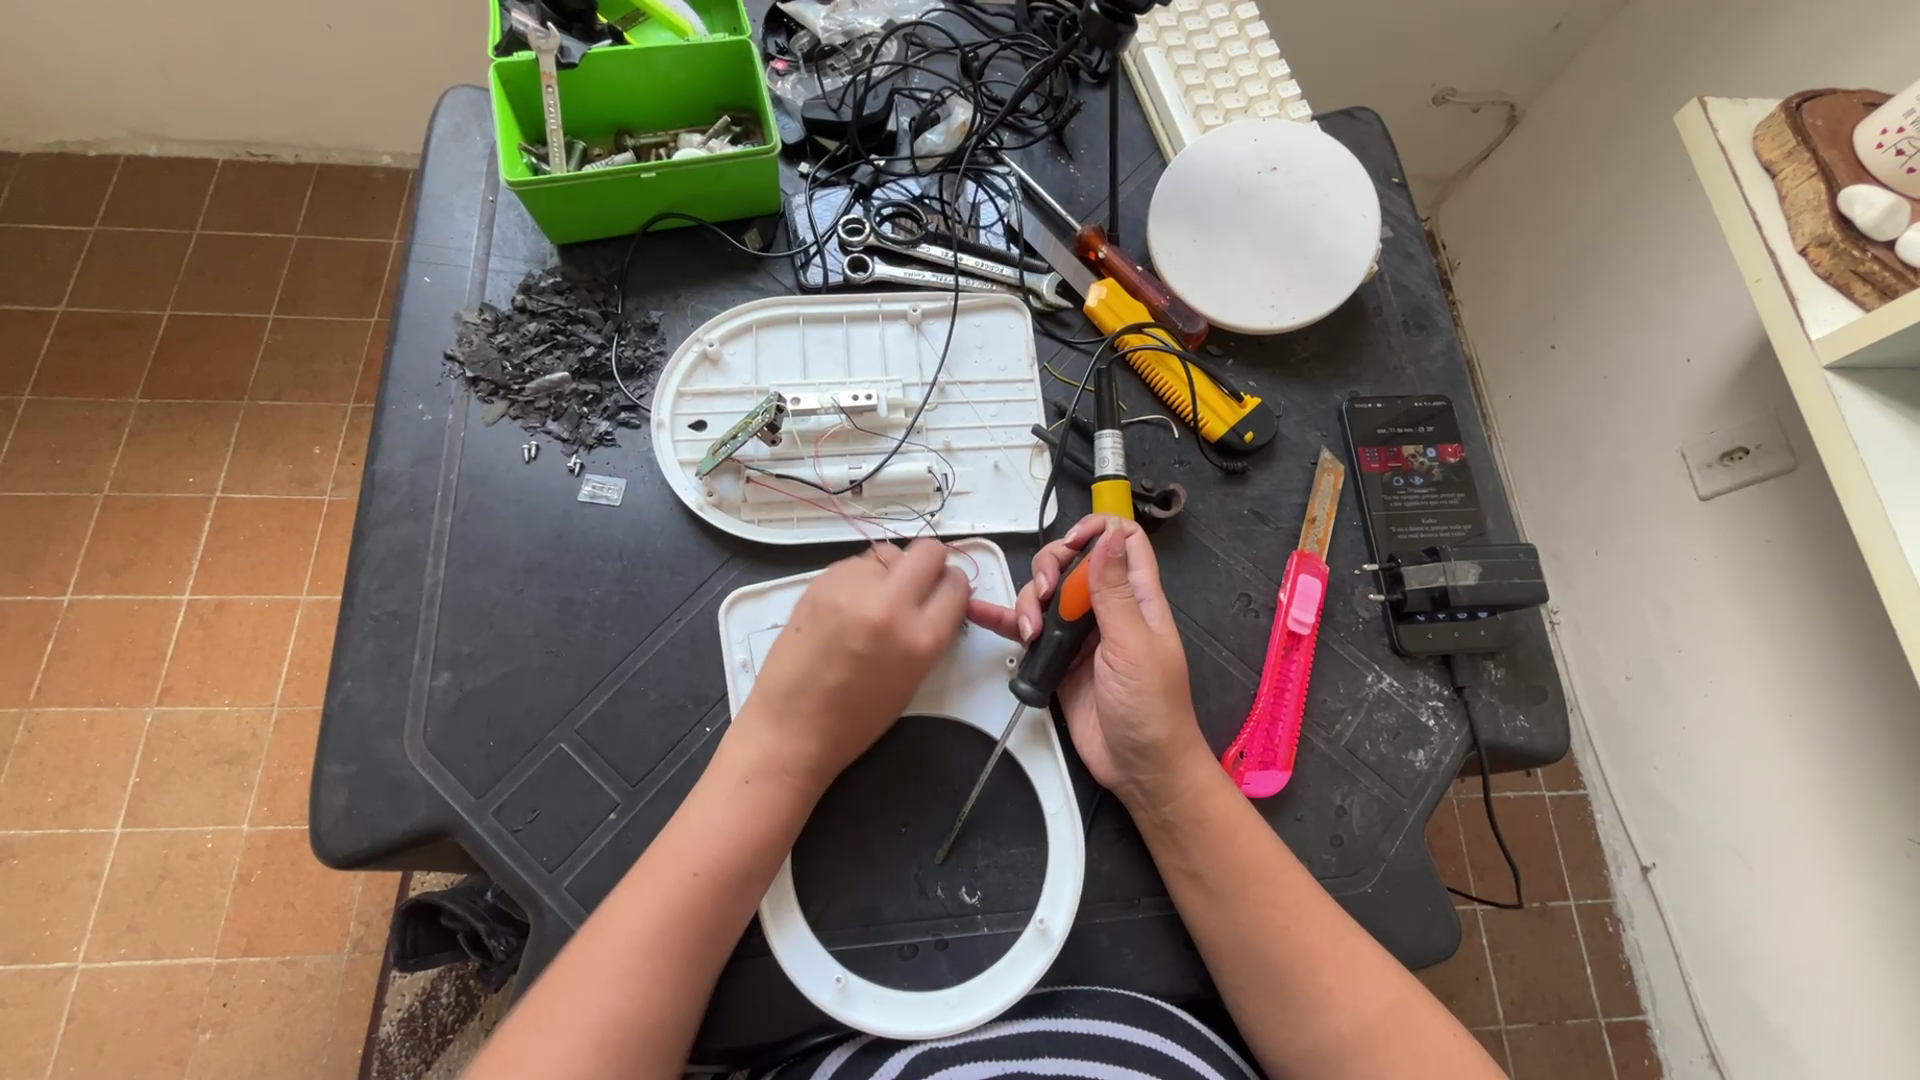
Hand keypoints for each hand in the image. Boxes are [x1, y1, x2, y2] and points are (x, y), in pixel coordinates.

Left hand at [732, 539, 971, 794]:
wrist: (792, 727)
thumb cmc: (856, 718)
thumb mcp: (913, 677)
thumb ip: (929, 632)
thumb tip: (936, 598)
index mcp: (923, 638)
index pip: (957, 584)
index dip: (951, 586)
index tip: (942, 592)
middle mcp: (892, 605)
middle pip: (929, 550)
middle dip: (929, 564)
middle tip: (915, 584)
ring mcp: (853, 589)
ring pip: (888, 553)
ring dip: (889, 570)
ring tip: (872, 601)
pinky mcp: (821, 582)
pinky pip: (854, 564)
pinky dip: (857, 579)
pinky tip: (844, 608)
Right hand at [968, 515, 1212, 806]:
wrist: (1138, 768)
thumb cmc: (1152, 709)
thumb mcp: (1134, 645)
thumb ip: (1115, 591)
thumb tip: (1109, 536)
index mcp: (1138, 598)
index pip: (1123, 543)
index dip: (1097, 530)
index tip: (1071, 543)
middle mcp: (1108, 609)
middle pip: (1073, 562)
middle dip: (1050, 567)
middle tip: (1043, 594)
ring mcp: (1080, 633)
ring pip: (1046, 593)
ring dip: (1028, 600)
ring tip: (1030, 630)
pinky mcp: (1057, 658)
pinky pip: (1027, 630)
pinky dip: (1004, 619)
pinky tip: (980, 611)